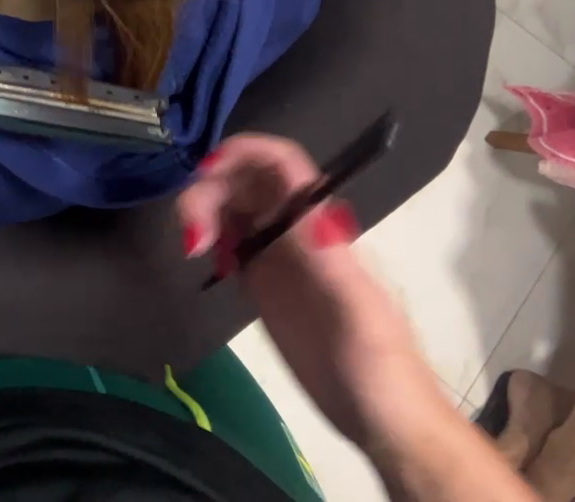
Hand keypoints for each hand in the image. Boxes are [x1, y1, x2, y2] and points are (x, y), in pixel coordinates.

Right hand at [178, 135, 449, 452]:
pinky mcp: (261, 281)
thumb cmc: (379, 365)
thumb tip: (310, 214)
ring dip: (202, 211)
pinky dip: (207, 238)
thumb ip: (331, 261)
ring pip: (230, 206)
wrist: (382, 420)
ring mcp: (277, 255)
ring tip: (193, 247)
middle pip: (243, 181)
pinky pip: (227, 240)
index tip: (206, 173)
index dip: (242, 154)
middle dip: (208, 190)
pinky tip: (203, 260)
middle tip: (191, 232)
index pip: (280, 164)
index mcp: (321, 226)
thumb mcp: (357, 311)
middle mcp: (295, 230)